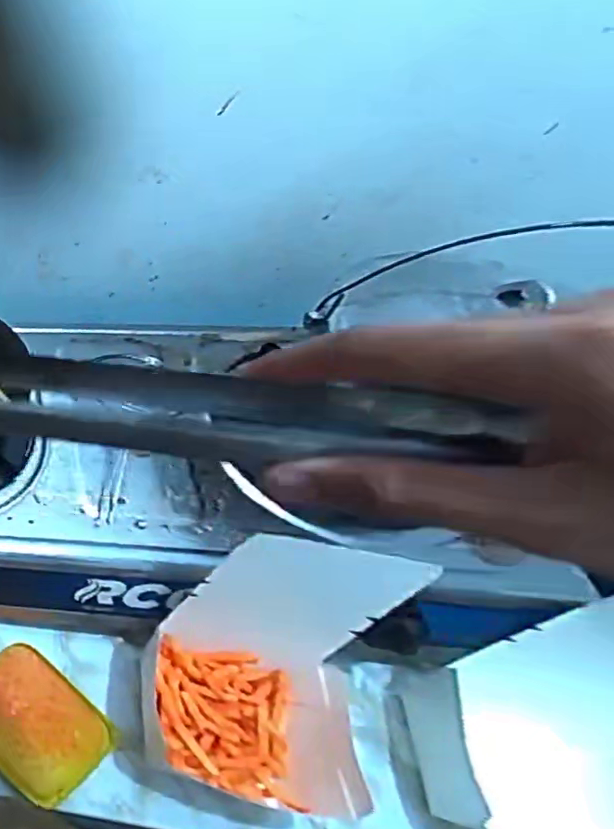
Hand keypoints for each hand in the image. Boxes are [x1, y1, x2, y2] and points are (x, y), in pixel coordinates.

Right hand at [242, 295, 613, 574]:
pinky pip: (553, 340)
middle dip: (385, 385)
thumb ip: (407, 490)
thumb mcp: (553, 515)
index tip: (249, 381)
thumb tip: (288, 478)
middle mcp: (583, 313)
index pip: (376, 346)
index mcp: (546, 354)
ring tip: (486, 446)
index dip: (299, 362)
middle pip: (435, 342)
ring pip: (496, 341)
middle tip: (362, 436)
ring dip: (460, 387)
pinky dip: (519, 380)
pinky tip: (558, 427)